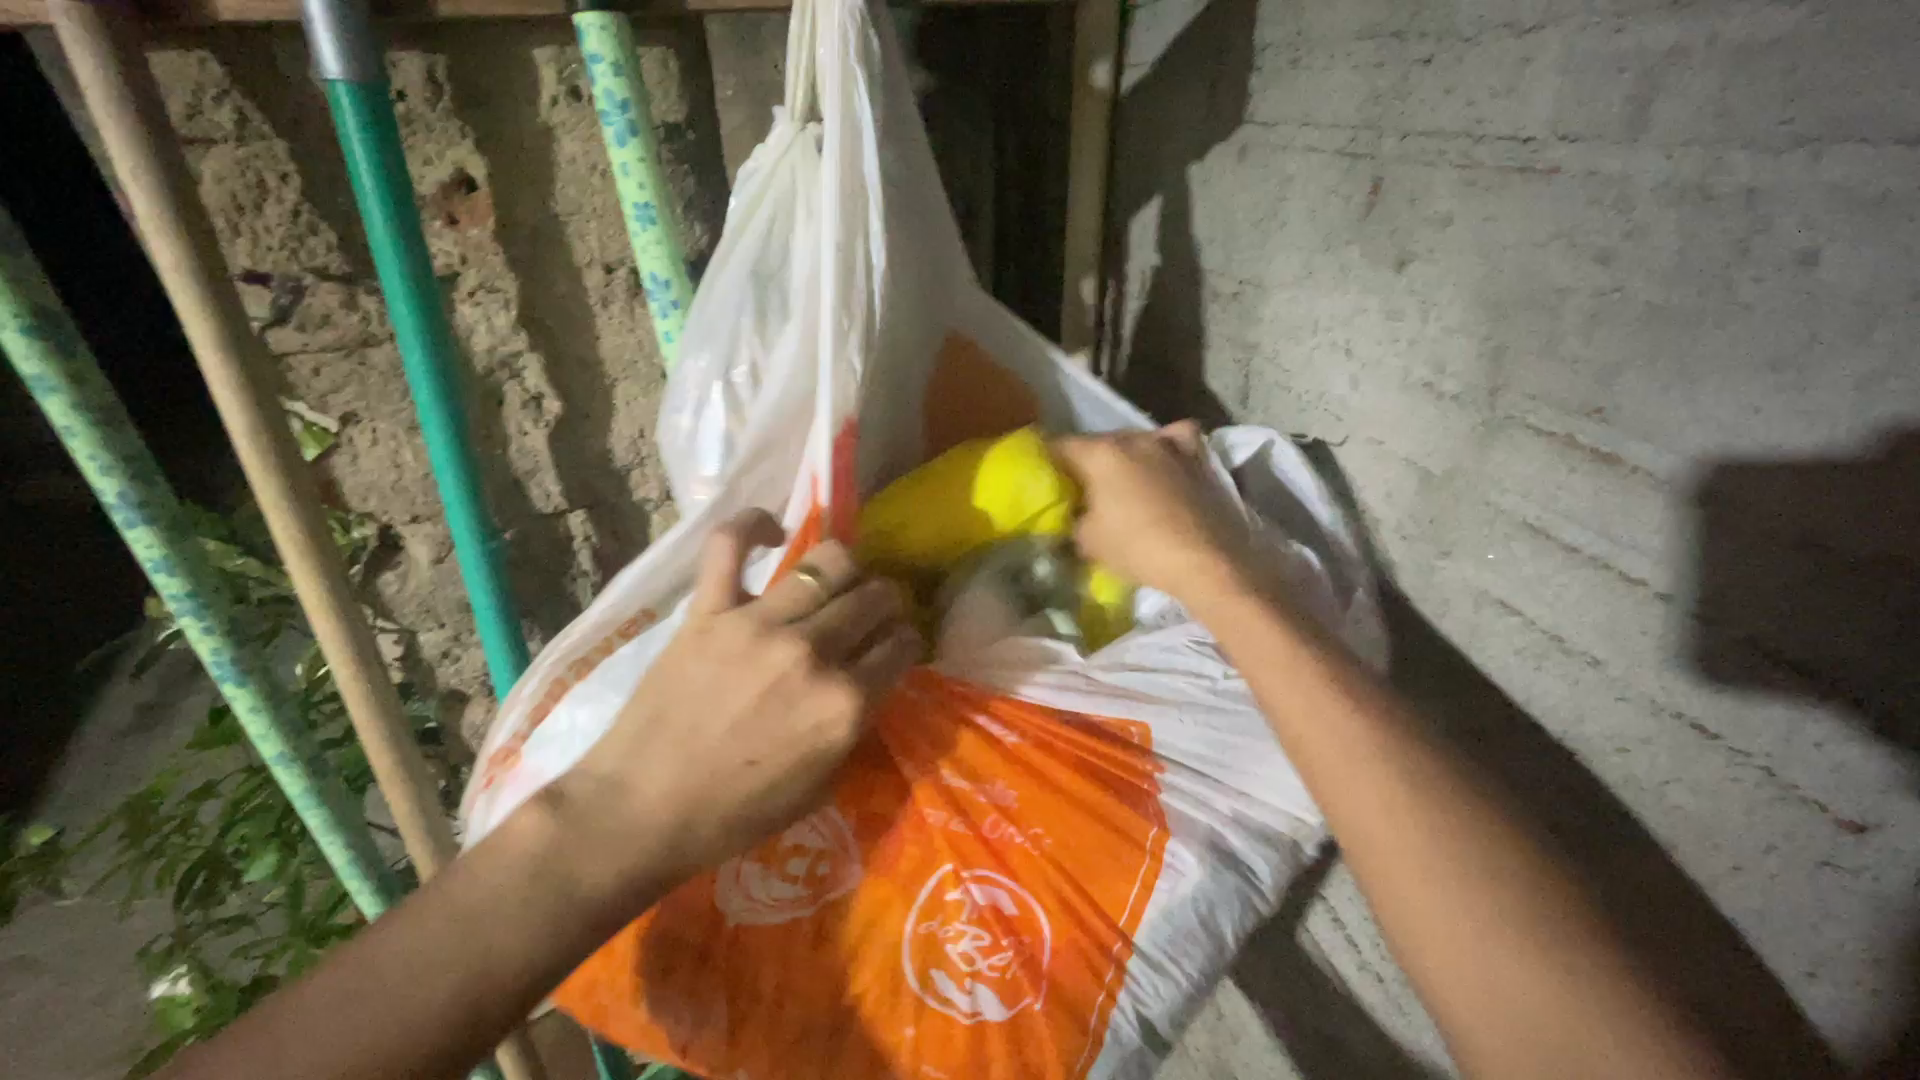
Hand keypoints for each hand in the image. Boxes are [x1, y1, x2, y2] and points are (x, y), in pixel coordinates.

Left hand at [556, 510, 921, 898]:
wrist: (643, 810)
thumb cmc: (735, 814)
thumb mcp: (821, 788)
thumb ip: (854, 729)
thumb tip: (868, 684)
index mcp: (844, 704)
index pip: (901, 646)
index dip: (906, 641)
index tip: (896, 644)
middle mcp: (813, 653)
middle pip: (874, 597)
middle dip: (886, 601)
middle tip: (872, 612)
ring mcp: (758, 625)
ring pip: (828, 561)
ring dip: (846, 567)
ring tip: (836, 580)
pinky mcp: (708, 610)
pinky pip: (731, 544)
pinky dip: (753, 525)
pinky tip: (771, 532)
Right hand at [1051, 421, 1256, 604]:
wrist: (1208, 561)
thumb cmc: (1139, 549)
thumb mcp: (1088, 542)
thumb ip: (1073, 520)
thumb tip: (1074, 515)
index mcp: (1101, 453)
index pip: (1059, 447)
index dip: (1047, 464)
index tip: (1045, 482)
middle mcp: (1135, 438)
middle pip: (1098, 443)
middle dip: (1087, 463)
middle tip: (1082, 490)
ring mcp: (1171, 444)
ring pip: (1137, 442)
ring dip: (1126, 458)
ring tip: (1124, 483)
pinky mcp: (1200, 458)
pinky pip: (1174, 443)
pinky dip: (1166, 451)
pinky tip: (1165, 466)